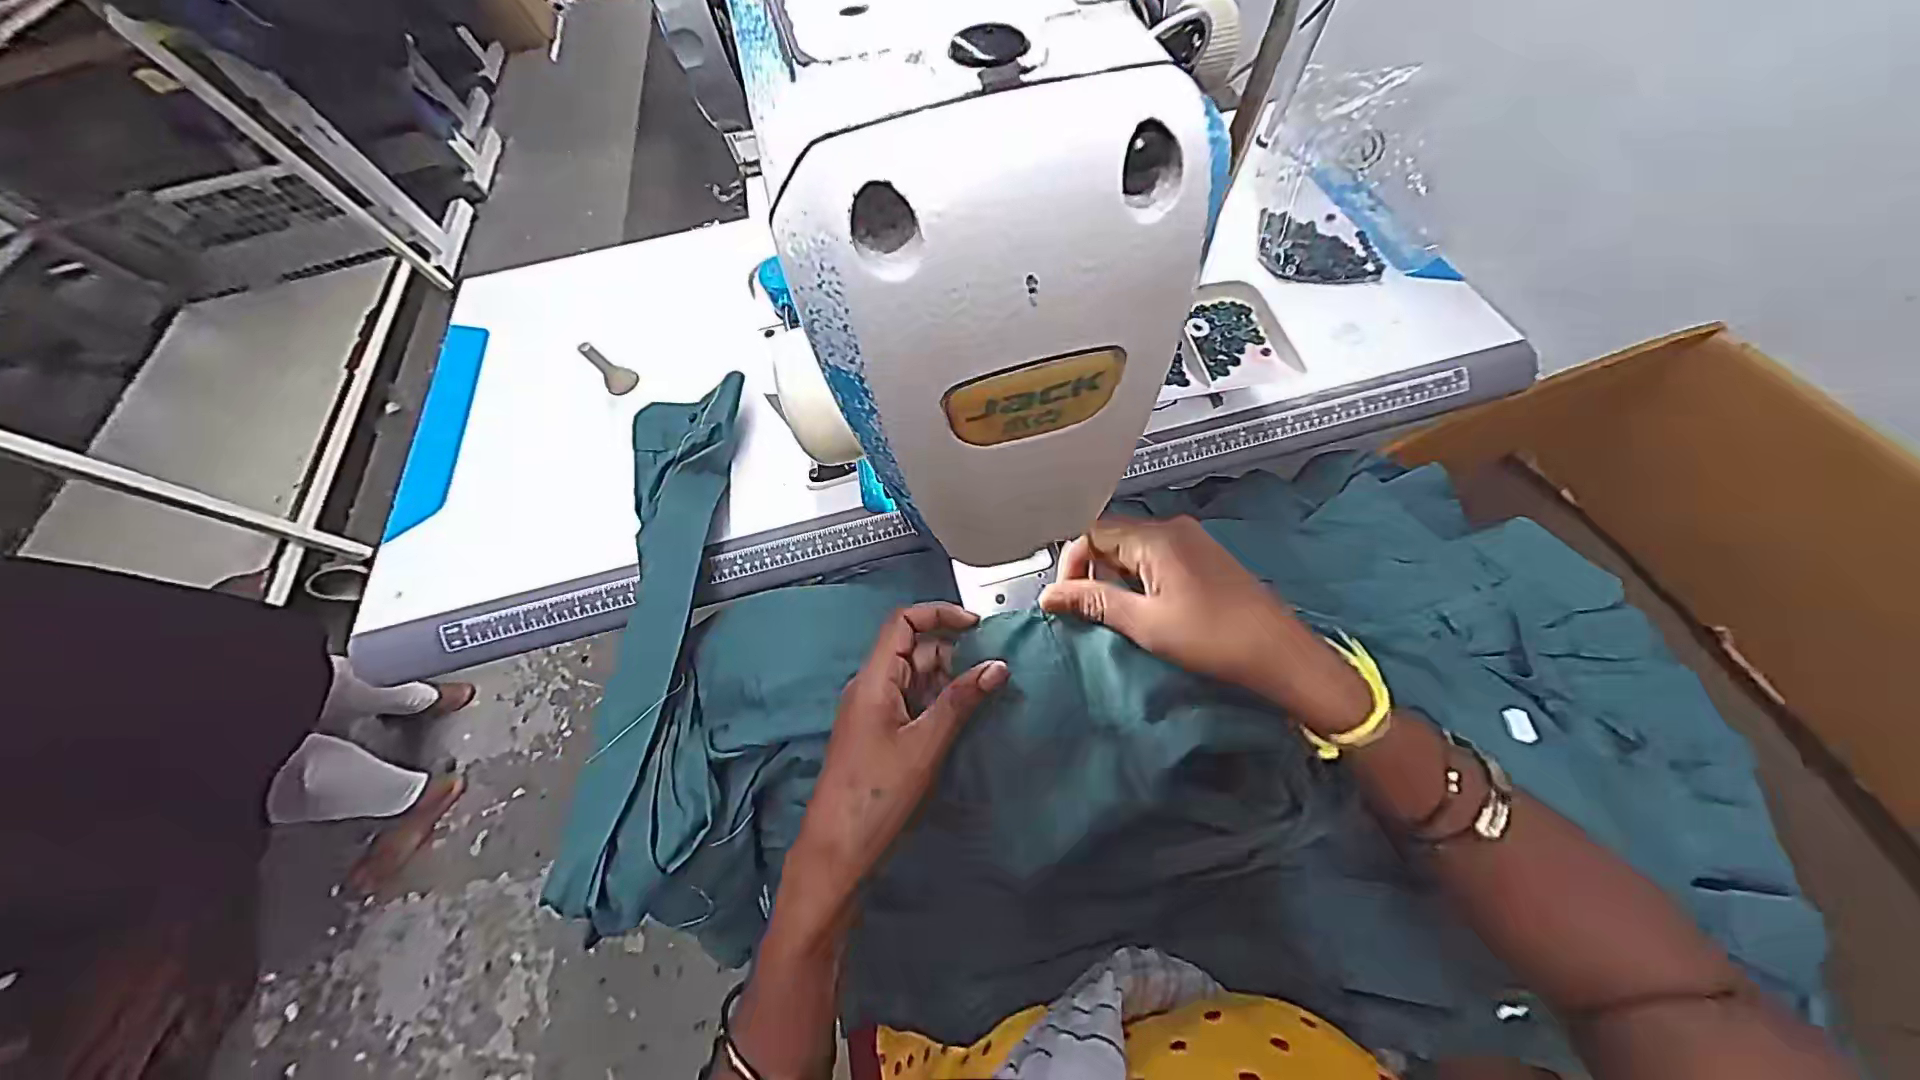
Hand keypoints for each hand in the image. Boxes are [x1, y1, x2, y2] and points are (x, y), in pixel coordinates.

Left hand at [787, 603, 1008, 914]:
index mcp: (874, 680)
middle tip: (988, 674)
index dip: (939, 614)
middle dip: (952, 655)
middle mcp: (871, 688)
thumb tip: (996, 666)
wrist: (837, 851)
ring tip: (981, 699)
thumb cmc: (875, 796)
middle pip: (914, 649)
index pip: (903, 622)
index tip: (976, 625)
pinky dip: (937, 704)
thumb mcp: (926, 744)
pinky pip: (912, 703)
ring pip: (916, 677)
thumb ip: (961, 701)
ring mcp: (874, 711)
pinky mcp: (879, 733)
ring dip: (948, 682)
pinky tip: (960, 720)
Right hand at [1038, 516, 1368, 733]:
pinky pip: (1153, 558)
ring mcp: (1190, 541)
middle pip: (1110, 538)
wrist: (1280, 655)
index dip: (1071, 564)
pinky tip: (1142, 609)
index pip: (1091, 532)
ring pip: (1130, 549)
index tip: (1067, 599)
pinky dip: (1137, 580)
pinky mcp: (1201, 558)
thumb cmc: (1215, 639)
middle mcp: (1173, 529)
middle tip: (1086, 609)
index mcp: (1157, 537)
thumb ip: (1093, 602)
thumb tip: (1050, 595)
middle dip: (1090, 571)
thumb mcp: (1144, 623)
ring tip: (1115, 614)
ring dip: (1113, 578)